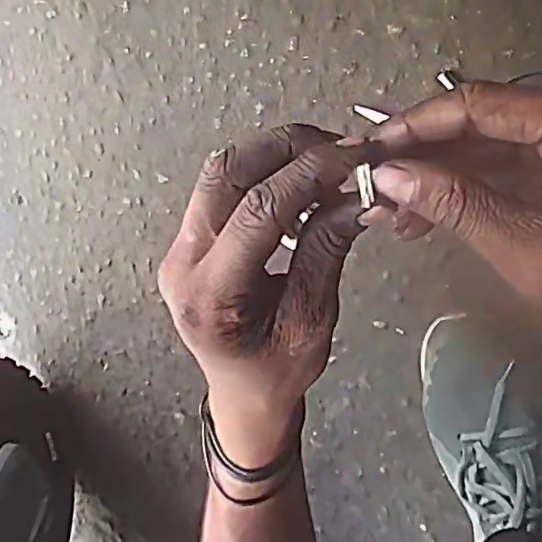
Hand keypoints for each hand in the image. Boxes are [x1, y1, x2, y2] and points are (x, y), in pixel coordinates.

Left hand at [159, 125, 367, 467]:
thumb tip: (361, 196)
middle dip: (287, 147)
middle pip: (227, 173)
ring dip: (274, 153)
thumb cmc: (277, 373)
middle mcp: (183, 262)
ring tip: (324, 158)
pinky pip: (223, 186)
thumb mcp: (312, 320)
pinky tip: (299, 178)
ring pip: (221, 170)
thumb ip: (327, 251)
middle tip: (338, 148)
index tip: (353, 159)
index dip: (309, 174)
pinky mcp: (190, 237)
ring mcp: (180, 246)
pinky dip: (264, 169)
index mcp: (211, 294)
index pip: (258, 210)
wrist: (242, 394)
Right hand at [365, 82, 541, 372]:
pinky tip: (429, 210)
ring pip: (495, 142)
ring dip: (444, 172)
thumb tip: (390, 175)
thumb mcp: (535, 255)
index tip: (372, 147)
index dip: (421, 124)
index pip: (488, 104)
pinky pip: (515, 161)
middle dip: (428, 152)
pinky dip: (473, 184)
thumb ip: (459, 206)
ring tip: (392, 205)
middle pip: (489, 119)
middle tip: (374, 179)